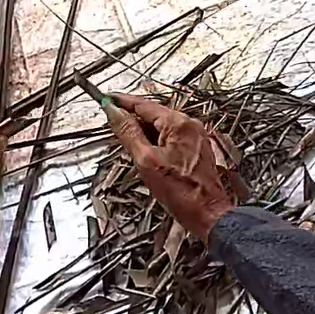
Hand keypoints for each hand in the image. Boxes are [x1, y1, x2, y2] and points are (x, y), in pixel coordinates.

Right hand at [105, 94, 235, 239]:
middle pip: (153, 114)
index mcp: (179, 123)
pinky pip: (171, 137)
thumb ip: (128, 133)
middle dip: (132, 119)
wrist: (207, 214)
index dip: (122, 102)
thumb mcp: (145, 161)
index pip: (143, 104)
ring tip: (128, 144)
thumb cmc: (182, 193)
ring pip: (162, 126)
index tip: (107, 99)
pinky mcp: (196, 149)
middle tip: (112, 123)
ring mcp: (195, 137)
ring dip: (143, 132)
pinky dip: (156, 141)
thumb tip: (114, 112)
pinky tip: (146, 154)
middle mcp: (190, 125)